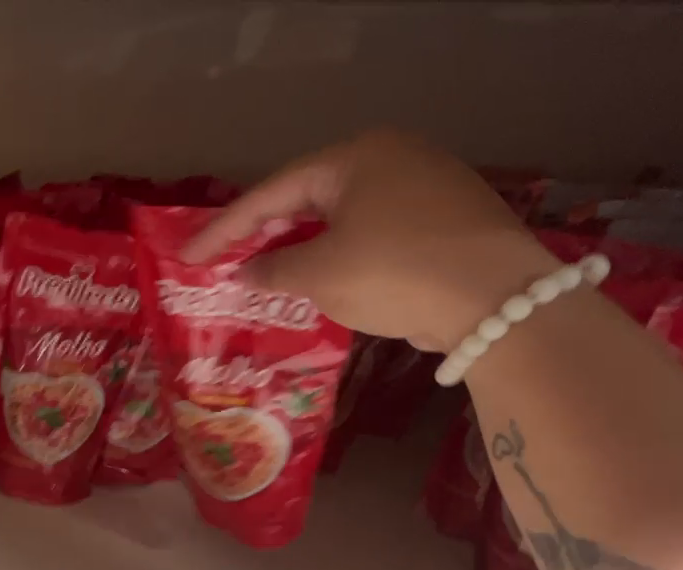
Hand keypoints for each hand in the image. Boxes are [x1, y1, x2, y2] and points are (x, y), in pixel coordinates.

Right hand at [184, 129, 560, 351]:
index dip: (222, 230)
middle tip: (219, 258)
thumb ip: (271, 269)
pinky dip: (332, 251)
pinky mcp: (441, 218)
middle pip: (304, 198)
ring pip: (337, 215)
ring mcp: (423, 185)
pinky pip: (367, 229)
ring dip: (296, 245)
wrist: (496, 299)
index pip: (270, 194)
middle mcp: (391, 158)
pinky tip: (313, 275)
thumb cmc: (393, 271)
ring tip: (258, 270)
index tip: (186, 256)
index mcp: (354, 158)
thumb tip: (246, 271)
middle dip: (260, 232)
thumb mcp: (318, 274)